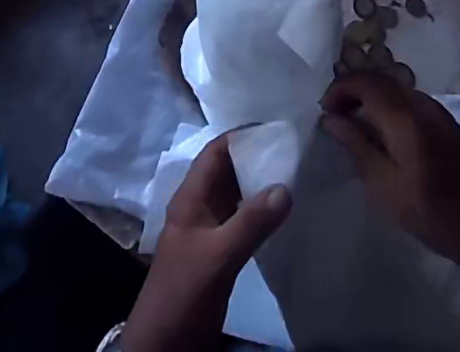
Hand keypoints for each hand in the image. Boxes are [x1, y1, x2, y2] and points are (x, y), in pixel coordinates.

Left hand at [122, 131, 291, 351]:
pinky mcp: (219, 250)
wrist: (164, 344)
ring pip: (236, 193)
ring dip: (260, 183)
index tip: (276, 129)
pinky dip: (260, 210)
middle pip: (228, 169)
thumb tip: (286, 185)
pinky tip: (283, 212)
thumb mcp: (218, 256)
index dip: (242, 136)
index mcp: (191, 196)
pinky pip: (242, 218)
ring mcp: (209, 228)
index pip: (216, 151)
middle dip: (256, 157)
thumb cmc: (184, 290)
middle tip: (294, 149)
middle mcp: (200, 205)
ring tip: (295, 173)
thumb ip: (250, 222)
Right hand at [318, 72, 459, 281]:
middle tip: (333, 117)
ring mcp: (436, 111)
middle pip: (378, 79)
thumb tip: (329, 119)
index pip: (363, 82)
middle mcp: (420, 104)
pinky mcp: (445, 122)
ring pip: (393, 87)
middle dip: (351, 90)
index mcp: (404, 117)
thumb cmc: (439, 215)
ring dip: (369, 97)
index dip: (338, 89)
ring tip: (353, 126)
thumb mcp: (388, 189)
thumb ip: (358, 147)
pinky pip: (407, 99)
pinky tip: (382, 133)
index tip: (323, 113)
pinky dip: (386, 106)